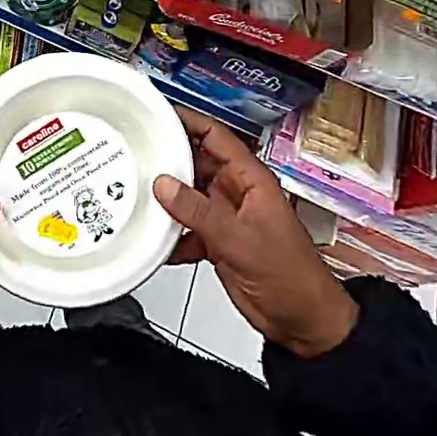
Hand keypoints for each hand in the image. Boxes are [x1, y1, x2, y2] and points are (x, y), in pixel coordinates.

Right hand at [156, 108, 357, 359]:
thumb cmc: (289, 275)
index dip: (188, 121)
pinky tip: (155, 244)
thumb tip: (164, 185)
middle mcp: (236, 192)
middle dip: (167, 162)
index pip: (215, 137)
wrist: (302, 321)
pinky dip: (172, 236)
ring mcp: (226, 217)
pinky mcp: (218, 242)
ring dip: (167, 201)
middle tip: (134, 158)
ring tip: (135, 198)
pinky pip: (188, 229)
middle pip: (196, 164)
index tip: (158, 114)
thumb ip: (199, 212)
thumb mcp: (239, 239)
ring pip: (188, 197)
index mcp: (250, 179)